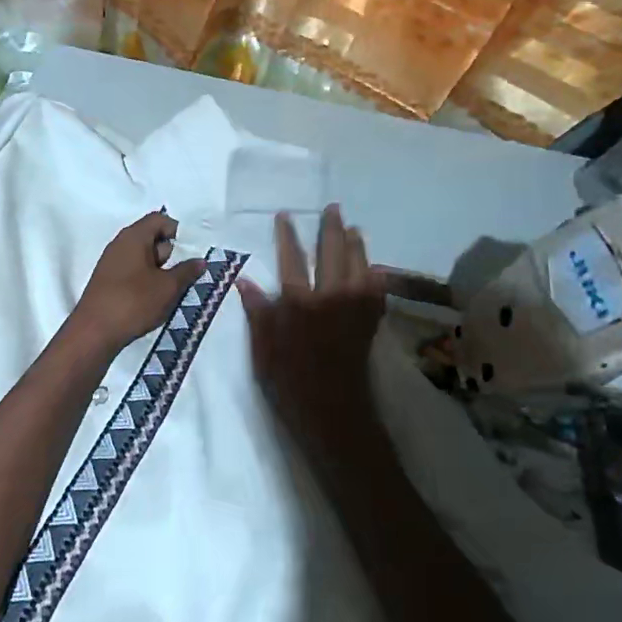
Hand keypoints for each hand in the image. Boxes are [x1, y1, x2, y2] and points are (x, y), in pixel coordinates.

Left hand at [67, 212, 206, 353]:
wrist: (94, 332)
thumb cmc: (134, 302)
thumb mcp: (167, 287)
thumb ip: (186, 271)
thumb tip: (200, 261)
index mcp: (134, 236)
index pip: (159, 220)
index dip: (177, 231)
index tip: (190, 252)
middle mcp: (120, 244)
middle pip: (151, 238)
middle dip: (170, 254)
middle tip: (183, 275)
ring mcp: (112, 263)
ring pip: (143, 258)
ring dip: (159, 271)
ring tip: (171, 291)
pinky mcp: (108, 281)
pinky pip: (133, 271)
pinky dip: (146, 280)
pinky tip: (154, 299)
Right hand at [238, 205, 385, 440]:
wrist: (333, 412)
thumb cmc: (290, 382)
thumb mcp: (262, 348)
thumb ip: (257, 311)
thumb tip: (243, 280)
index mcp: (300, 302)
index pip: (292, 259)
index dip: (288, 235)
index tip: (285, 215)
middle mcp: (331, 298)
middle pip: (333, 254)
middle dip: (331, 228)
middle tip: (333, 208)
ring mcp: (355, 309)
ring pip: (359, 266)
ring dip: (357, 244)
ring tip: (354, 227)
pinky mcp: (370, 322)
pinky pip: (377, 290)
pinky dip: (377, 275)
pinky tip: (375, 267)